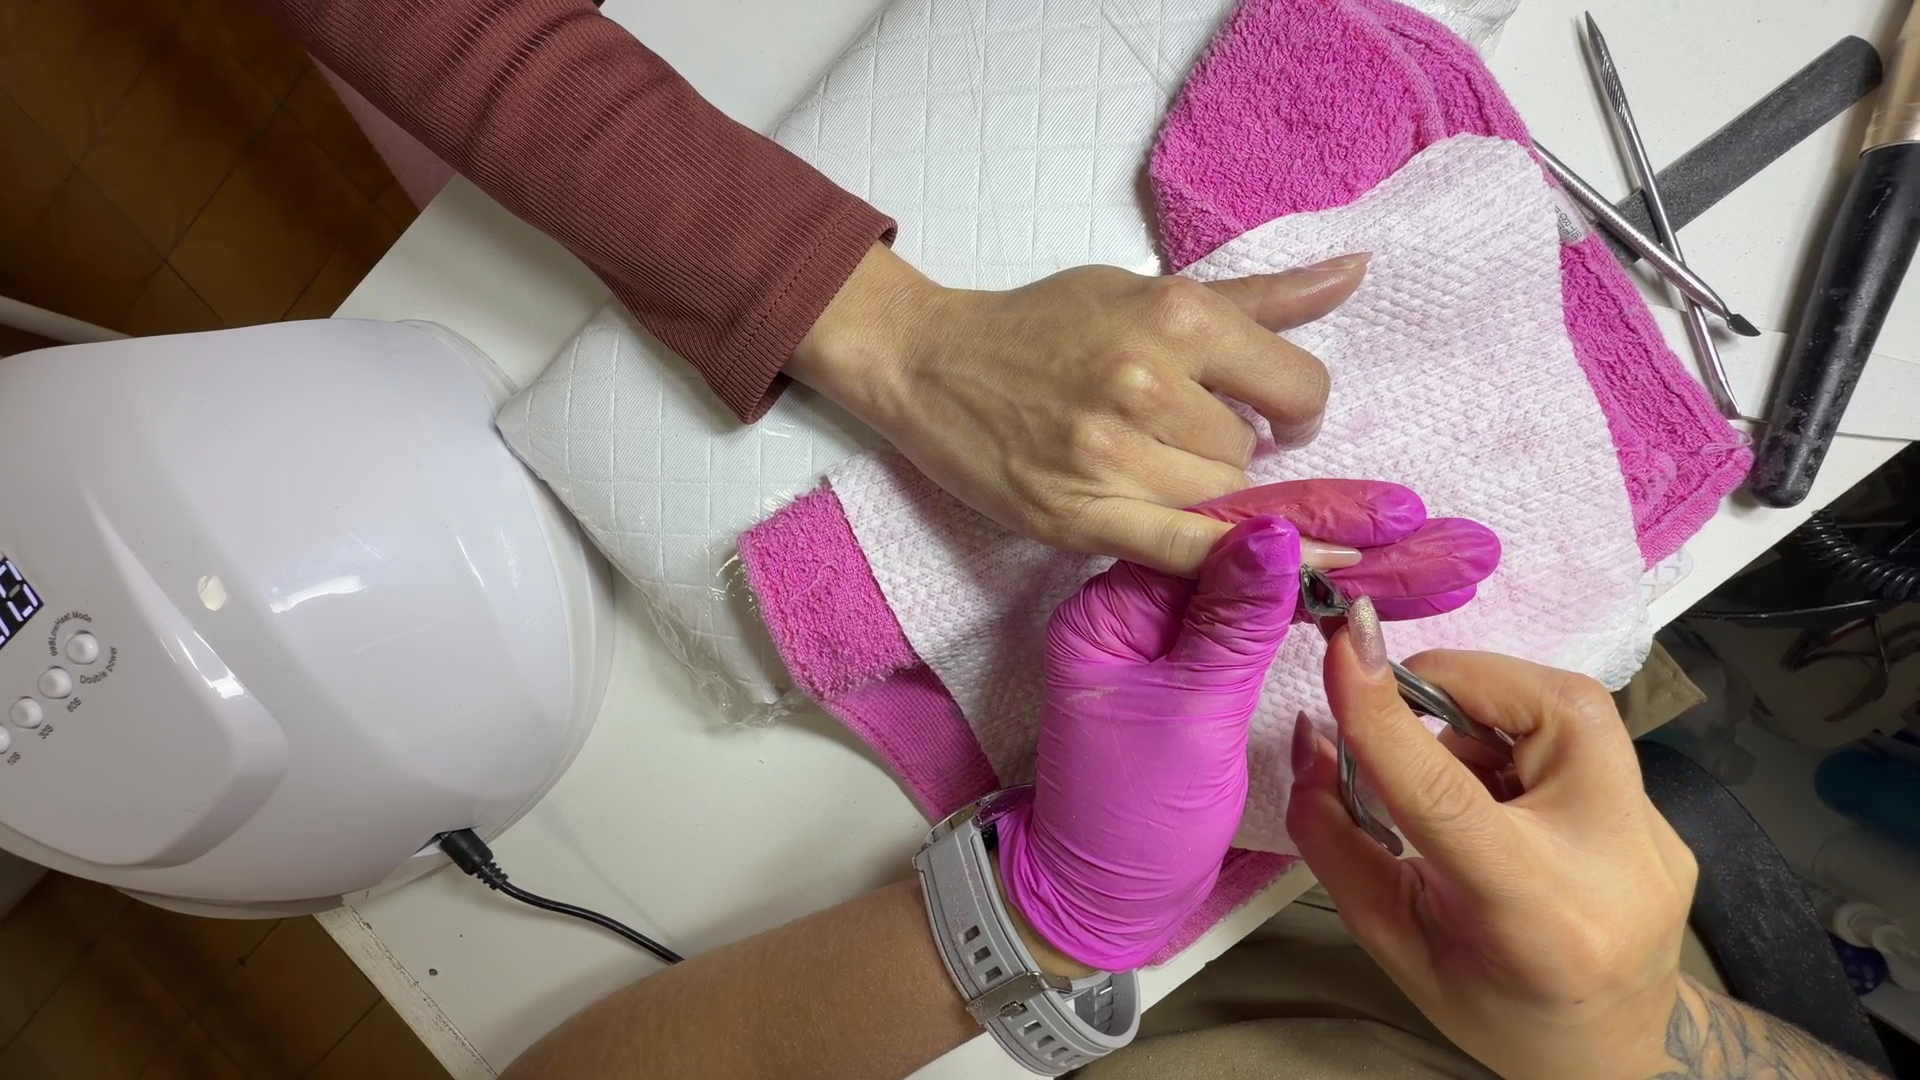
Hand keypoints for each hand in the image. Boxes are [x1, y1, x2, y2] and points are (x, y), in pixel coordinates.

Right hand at [788, 244, 1366, 574]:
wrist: (930, 364)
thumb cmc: (1035, 325)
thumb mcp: (1139, 290)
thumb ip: (1254, 296)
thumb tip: (1355, 273)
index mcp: (1173, 315)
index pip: (1294, 388)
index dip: (1298, 410)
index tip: (1276, 417)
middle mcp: (1145, 384)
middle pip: (1246, 457)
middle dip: (1227, 455)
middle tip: (1179, 442)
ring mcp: (1107, 456)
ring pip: (1215, 506)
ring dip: (1199, 497)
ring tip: (1149, 470)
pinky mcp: (1073, 515)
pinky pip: (1179, 551)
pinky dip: (1231, 561)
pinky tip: (1281, 566)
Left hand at [994, 481, 1501, 971]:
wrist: (1110, 892)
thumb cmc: (1136, 814)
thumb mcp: (1194, 712)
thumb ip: (1234, 621)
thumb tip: (1274, 532)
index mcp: (1107, 612)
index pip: (1204, 540)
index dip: (1294, 523)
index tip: (1378, 512)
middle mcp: (1129, 611)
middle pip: (1236, 556)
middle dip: (1330, 541)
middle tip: (1419, 521)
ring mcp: (1161, 639)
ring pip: (1255, 587)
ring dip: (1335, 572)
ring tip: (1425, 553)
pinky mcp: (1189, 667)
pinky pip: (1254, 623)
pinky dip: (1310, 610)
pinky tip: (1370, 589)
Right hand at [1287, 635, 1698, 1079]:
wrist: (1618, 1055)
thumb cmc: (1484, 1001)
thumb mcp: (1383, 932)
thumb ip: (1331, 832)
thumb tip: (1313, 735)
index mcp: (1532, 917)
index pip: (1447, 797)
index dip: (1386, 715)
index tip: (1341, 644)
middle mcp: (1616, 866)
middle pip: (1556, 711)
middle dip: (1456, 678)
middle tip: (1396, 704)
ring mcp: (1655, 835)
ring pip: (1569, 704)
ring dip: (1479, 703)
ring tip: (1445, 762)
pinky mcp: (1659, 813)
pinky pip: (1574, 729)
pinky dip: (1506, 727)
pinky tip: (1489, 783)